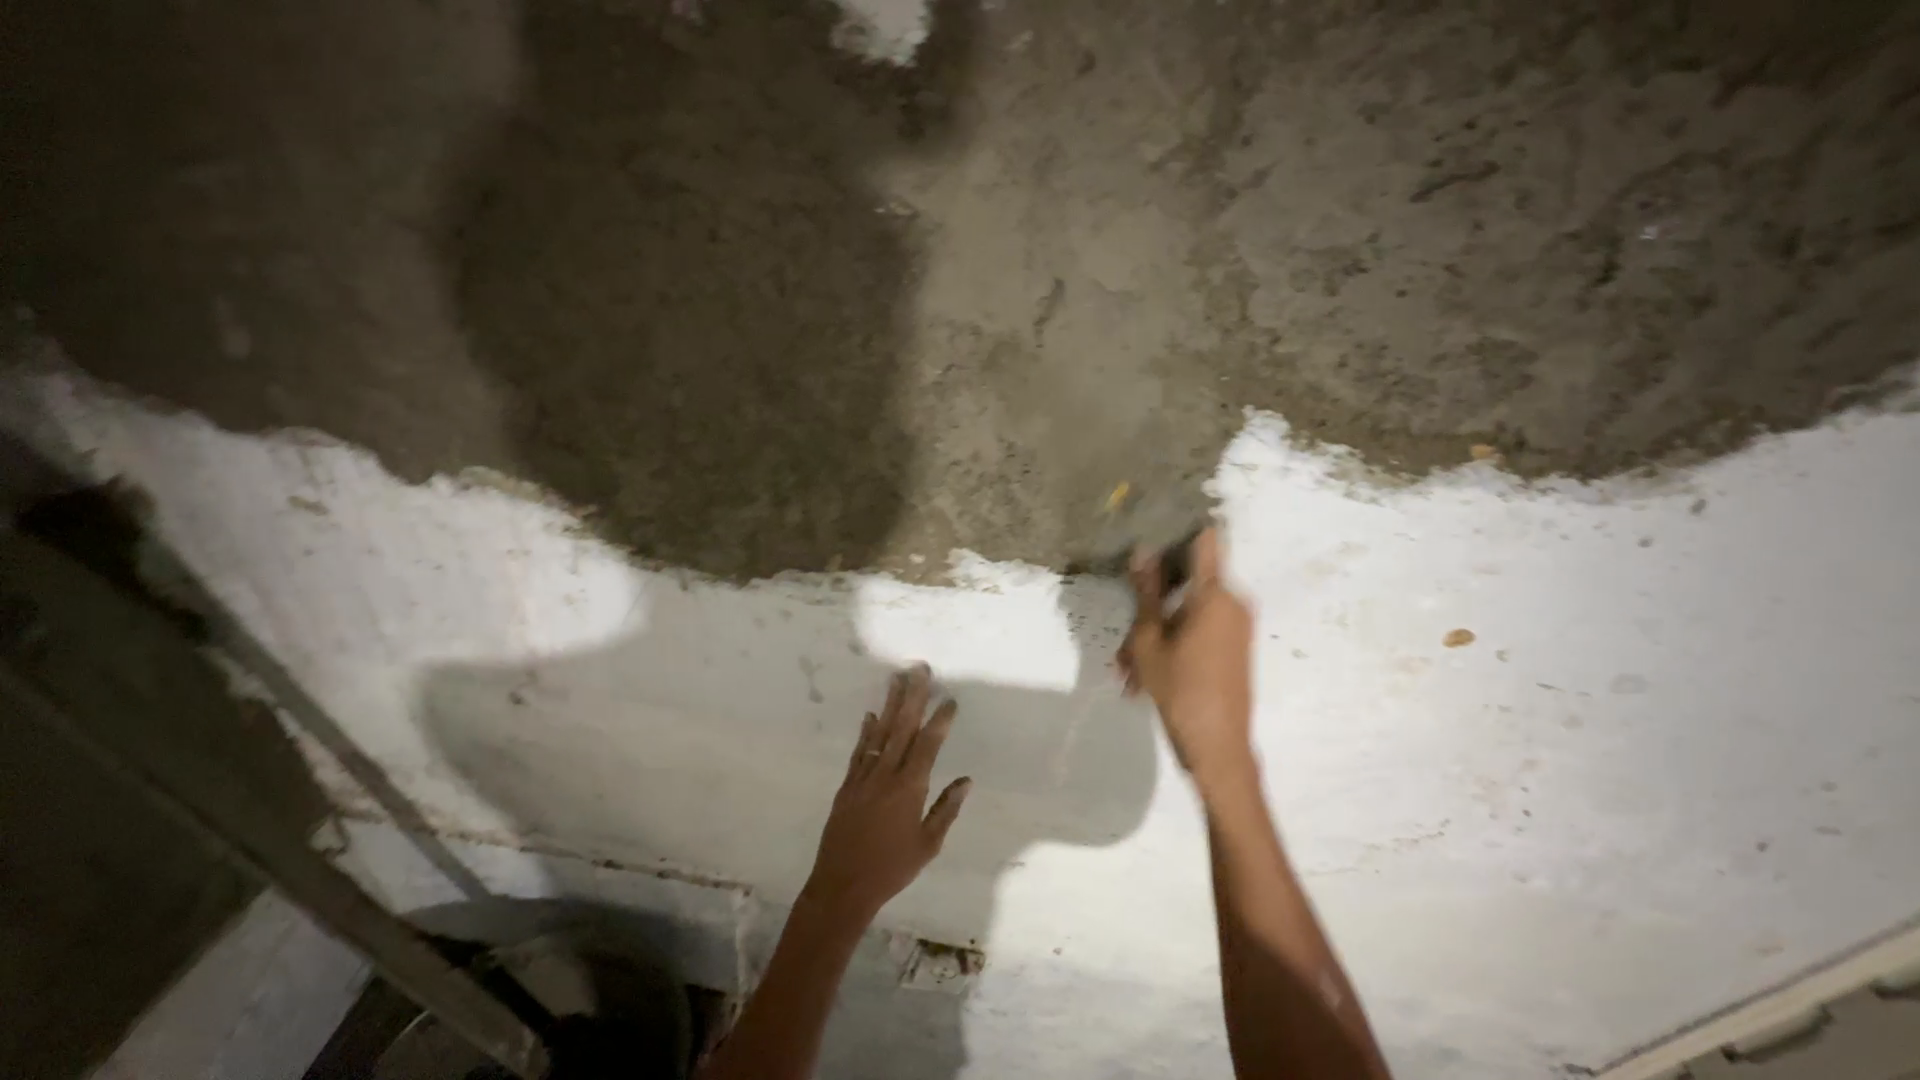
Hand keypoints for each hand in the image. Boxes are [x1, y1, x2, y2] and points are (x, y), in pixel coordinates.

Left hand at [801, 664, 970, 922]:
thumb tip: (966, 780)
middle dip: (913, 697)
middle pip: (902, 728)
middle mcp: (885, 775)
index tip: (950, 700)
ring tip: (897, 679)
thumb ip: (946, 809)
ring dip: (890, 705)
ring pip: (879, 733)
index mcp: (909, 789)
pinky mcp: (847, 786)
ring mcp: (863, 778)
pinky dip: (866, 732)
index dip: (939, 721)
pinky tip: (871, 716)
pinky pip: (859, 751)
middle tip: (920, 669)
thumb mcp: (928, 844)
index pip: (928, 745)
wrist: (842, 886)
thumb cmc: (892, 869)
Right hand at [1117, 528, 1256, 788]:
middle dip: (1151, 603)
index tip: (1156, 520)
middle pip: (1187, 583)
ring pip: (1187, 612)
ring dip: (1155, 632)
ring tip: (1127, 671)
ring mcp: (1237, 626)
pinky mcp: (1235, 647)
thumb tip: (1142, 550)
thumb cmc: (1180, 689)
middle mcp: (1233, 602)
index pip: (1205, 540)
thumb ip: (1146, 593)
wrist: (1219, 747)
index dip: (1183, 526)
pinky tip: (1143, 677)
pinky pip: (1199, 631)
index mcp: (1215, 594)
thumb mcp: (1150, 640)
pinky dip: (1172, 645)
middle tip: (1123, 640)